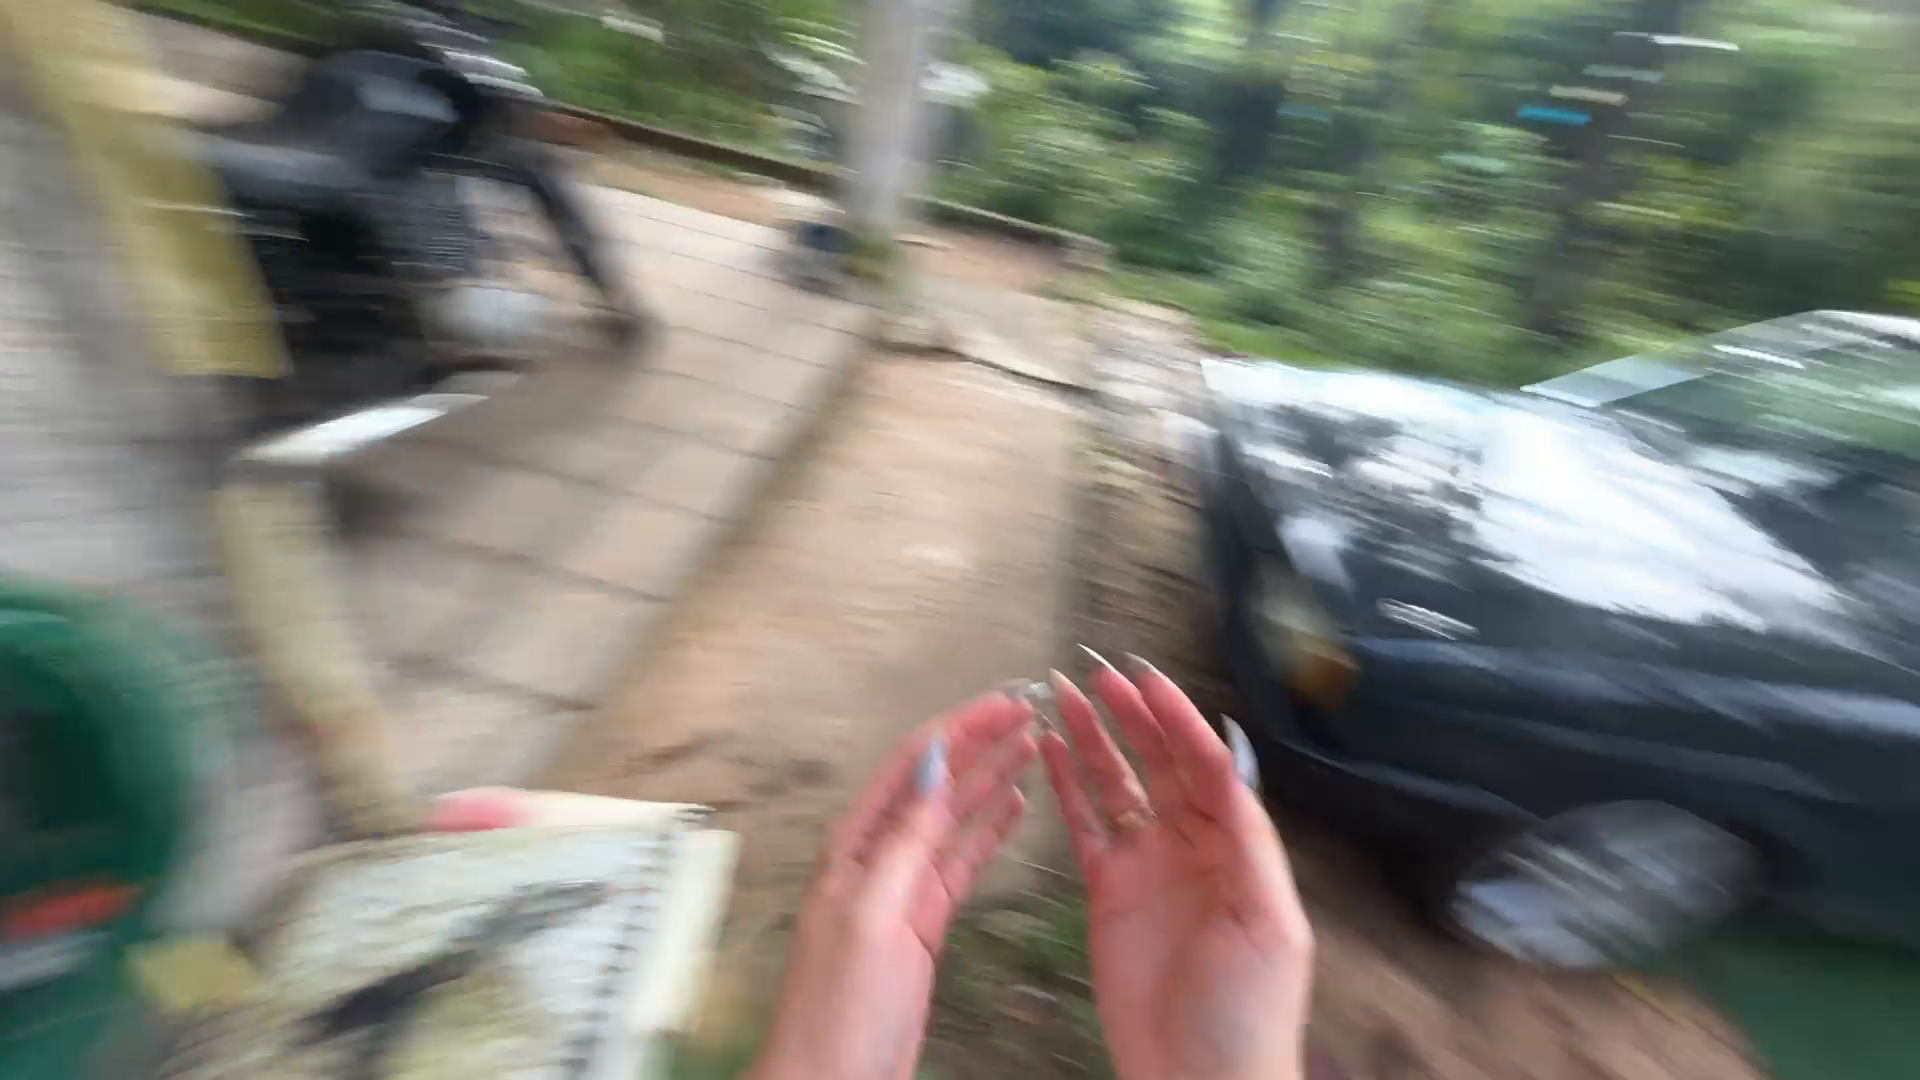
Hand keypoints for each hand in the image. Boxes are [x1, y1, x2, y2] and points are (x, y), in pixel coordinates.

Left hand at [750, 692, 1037, 1079]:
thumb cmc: (840, 1000)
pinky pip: (963, 859)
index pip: (916, 762)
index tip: (1004, 703)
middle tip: (1025, 712)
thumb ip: (905, 838)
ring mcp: (906, 882)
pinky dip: (989, 829)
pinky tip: (1013, 805)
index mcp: (859, 838)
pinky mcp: (927, 915)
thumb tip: (933, 764)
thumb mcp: (873, 911)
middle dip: (980, 742)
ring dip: (990, 778)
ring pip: (956, 815)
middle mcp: (882, 849)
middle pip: (939, 780)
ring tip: (1029, 746)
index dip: (961, 727)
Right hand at [1041, 655, 1313, 1079]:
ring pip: (1114, 783)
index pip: (1204, 763)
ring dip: (1090, 738)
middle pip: (1155, 762)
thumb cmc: (1247, 1006)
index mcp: (1232, 842)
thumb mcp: (1270, 919)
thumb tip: (1233, 753)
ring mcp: (1142, 859)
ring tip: (1061, 696)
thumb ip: (1249, 835)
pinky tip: (1049, 751)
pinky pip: (1082, 822)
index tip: (1145, 678)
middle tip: (1096, 675)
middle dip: (1129, 716)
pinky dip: (1065, 785)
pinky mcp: (1105, 884)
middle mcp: (1186, 840)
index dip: (1176, 718)